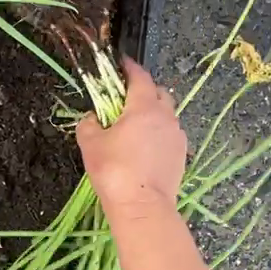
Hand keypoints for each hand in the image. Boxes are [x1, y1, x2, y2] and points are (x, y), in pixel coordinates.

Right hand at [77, 57, 187, 218]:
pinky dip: (158, 132)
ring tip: (135, 125)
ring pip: (167, 114)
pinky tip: (145, 146)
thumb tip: (92, 118)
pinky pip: (170, 134)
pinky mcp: (181, 154)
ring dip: (153, 112)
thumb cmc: (113, 170)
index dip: (129, 68)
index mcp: (143, 107)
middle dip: (144, 90)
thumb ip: (89, 123)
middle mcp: (165, 116)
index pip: (139, 77)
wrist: (142, 206)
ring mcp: (177, 136)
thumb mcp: (90, 144)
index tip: (121, 63)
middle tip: (125, 98)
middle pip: (159, 92)